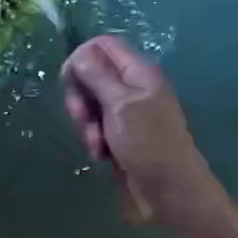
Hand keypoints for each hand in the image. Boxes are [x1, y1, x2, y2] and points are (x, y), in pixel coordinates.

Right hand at [61, 36, 210, 222]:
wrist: (169, 193)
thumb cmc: (148, 143)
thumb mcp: (120, 105)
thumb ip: (97, 76)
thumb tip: (79, 52)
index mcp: (139, 72)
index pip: (104, 45)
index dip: (82, 57)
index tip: (69, 79)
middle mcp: (133, 88)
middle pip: (92, 75)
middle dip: (80, 96)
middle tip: (82, 117)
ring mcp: (127, 114)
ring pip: (91, 105)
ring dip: (86, 124)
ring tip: (97, 145)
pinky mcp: (121, 138)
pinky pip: (97, 129)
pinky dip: (94, 141)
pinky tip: (101, 156)